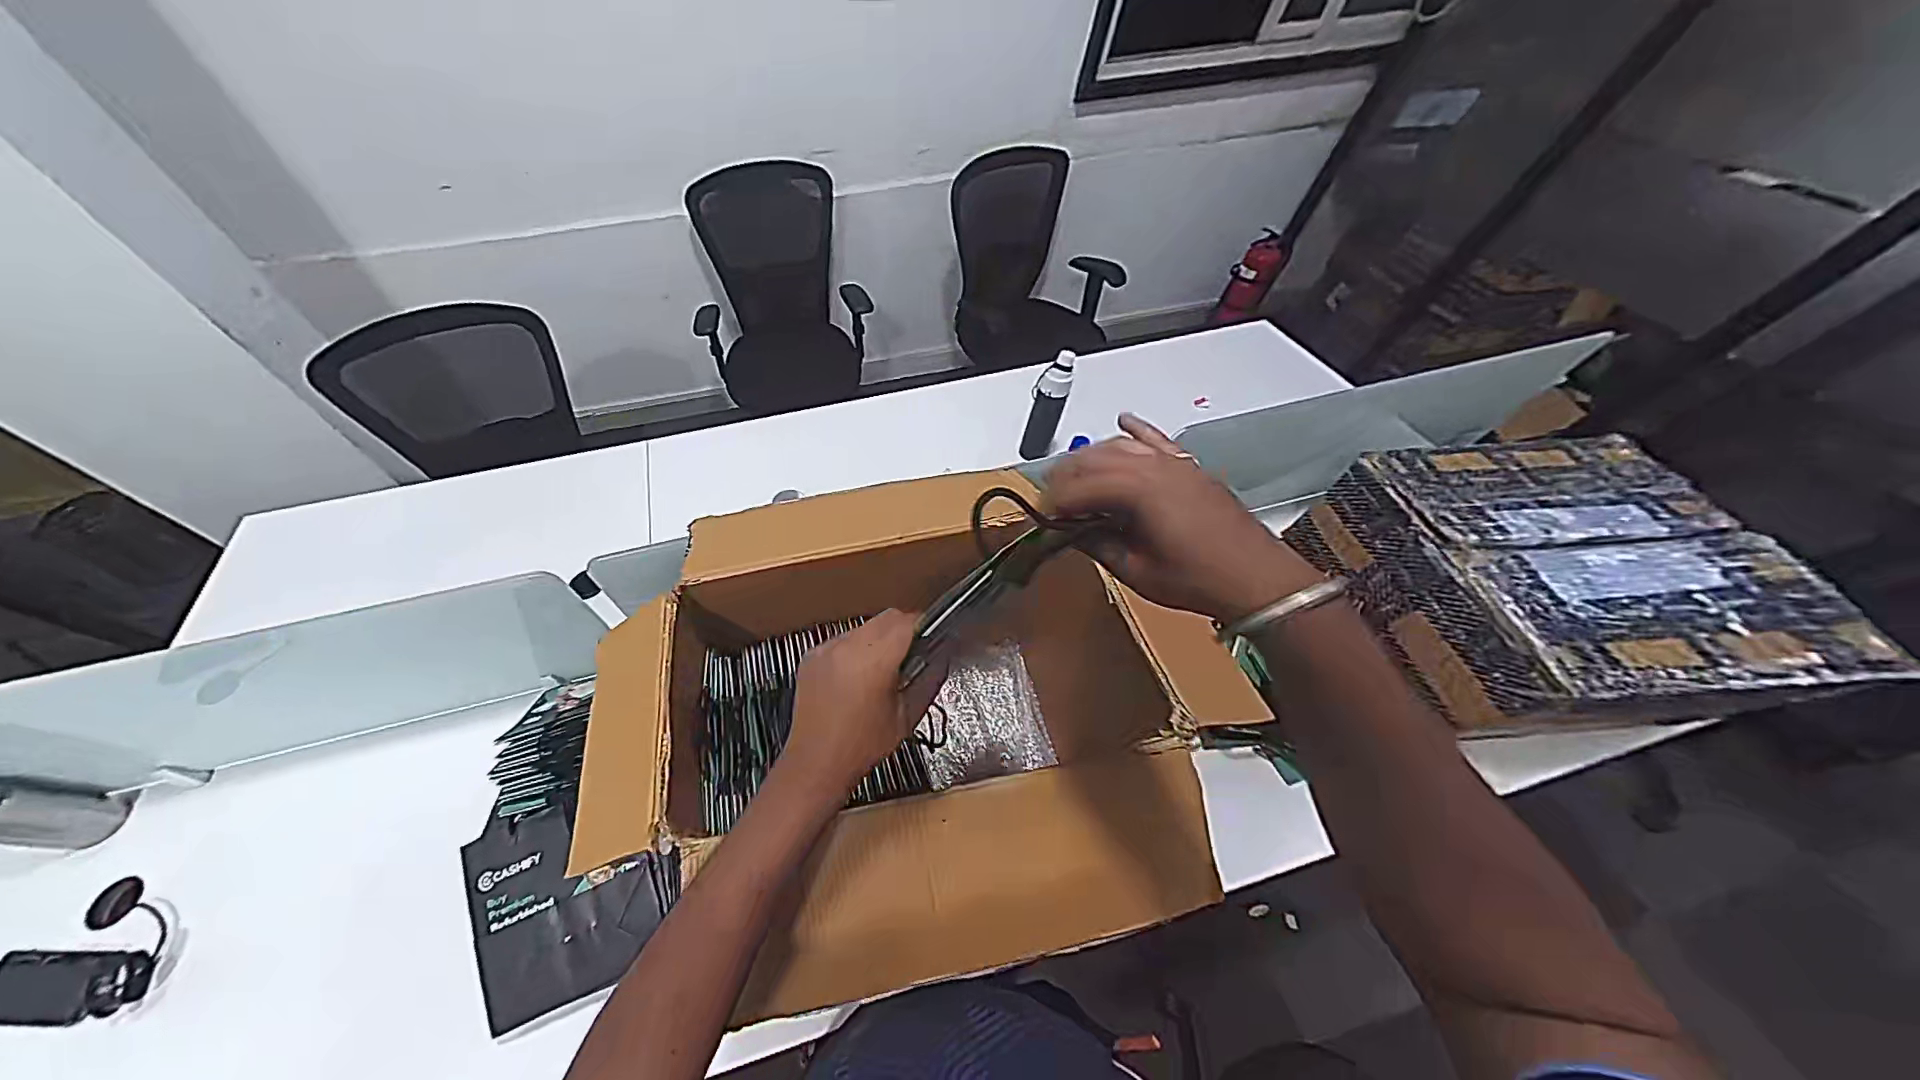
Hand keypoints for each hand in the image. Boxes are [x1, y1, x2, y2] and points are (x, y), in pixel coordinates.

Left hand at [781, 609, 924, 794]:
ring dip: (879, 639)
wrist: (816, 763)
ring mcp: (826, 648)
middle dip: (904, 631)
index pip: (907, 622)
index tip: (930, 639)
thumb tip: (941, 657)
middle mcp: (847, 646)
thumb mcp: (907, 716)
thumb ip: (930, 680)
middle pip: (887, 618)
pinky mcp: (812, 656)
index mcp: (874, 659)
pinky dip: (856, 649)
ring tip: (882, 670)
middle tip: (911, 656)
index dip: (923, 627)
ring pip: (865, 626)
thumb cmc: (862, 746)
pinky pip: (843, 640)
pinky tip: (858, 676)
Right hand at [1044, 414, 1322, 622]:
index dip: (1054, 502)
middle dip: (1065, 477)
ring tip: (1072, 474)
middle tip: (1049, 500)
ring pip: (1120, 446)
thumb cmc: (1199, 578)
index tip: (1041, 518)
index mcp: (1139, 491)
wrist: (1256, 579)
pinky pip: (1158, 440)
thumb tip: (1072, 532)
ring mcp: (1175, 464)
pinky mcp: (1190, 470)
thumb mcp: (1137, 571)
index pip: (1080, 487)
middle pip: (1094, 459)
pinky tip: (1124, 422)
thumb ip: (1099, 545)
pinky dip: (1138, 430)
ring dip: (1091, 456)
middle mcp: (1155, 467)